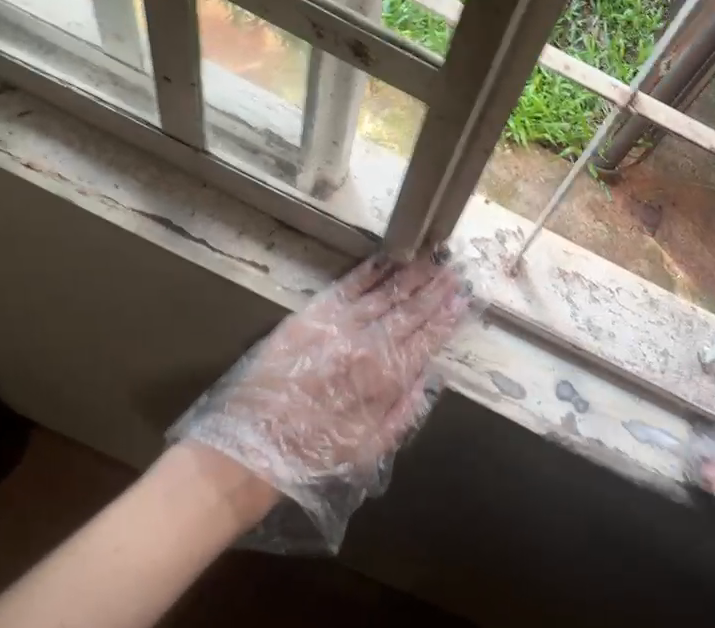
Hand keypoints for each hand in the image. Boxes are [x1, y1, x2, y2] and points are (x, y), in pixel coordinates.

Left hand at [173, 254, 472, 547]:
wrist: (248, 452)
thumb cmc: (313, 457)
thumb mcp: (370, 449)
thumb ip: (405, 412)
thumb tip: (430, 378)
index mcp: (385, 379)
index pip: (427, 339)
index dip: (448, 318)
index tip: (465, 299)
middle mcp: (366, 345)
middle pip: (410, 310)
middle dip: (436, 289)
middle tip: (456, 269)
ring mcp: (338, 327)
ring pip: (385, 293)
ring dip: (412, 275)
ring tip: (432, 258)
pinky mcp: (310, 317)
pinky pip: (347, 287)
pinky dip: (370, 272)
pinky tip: (388, 260)